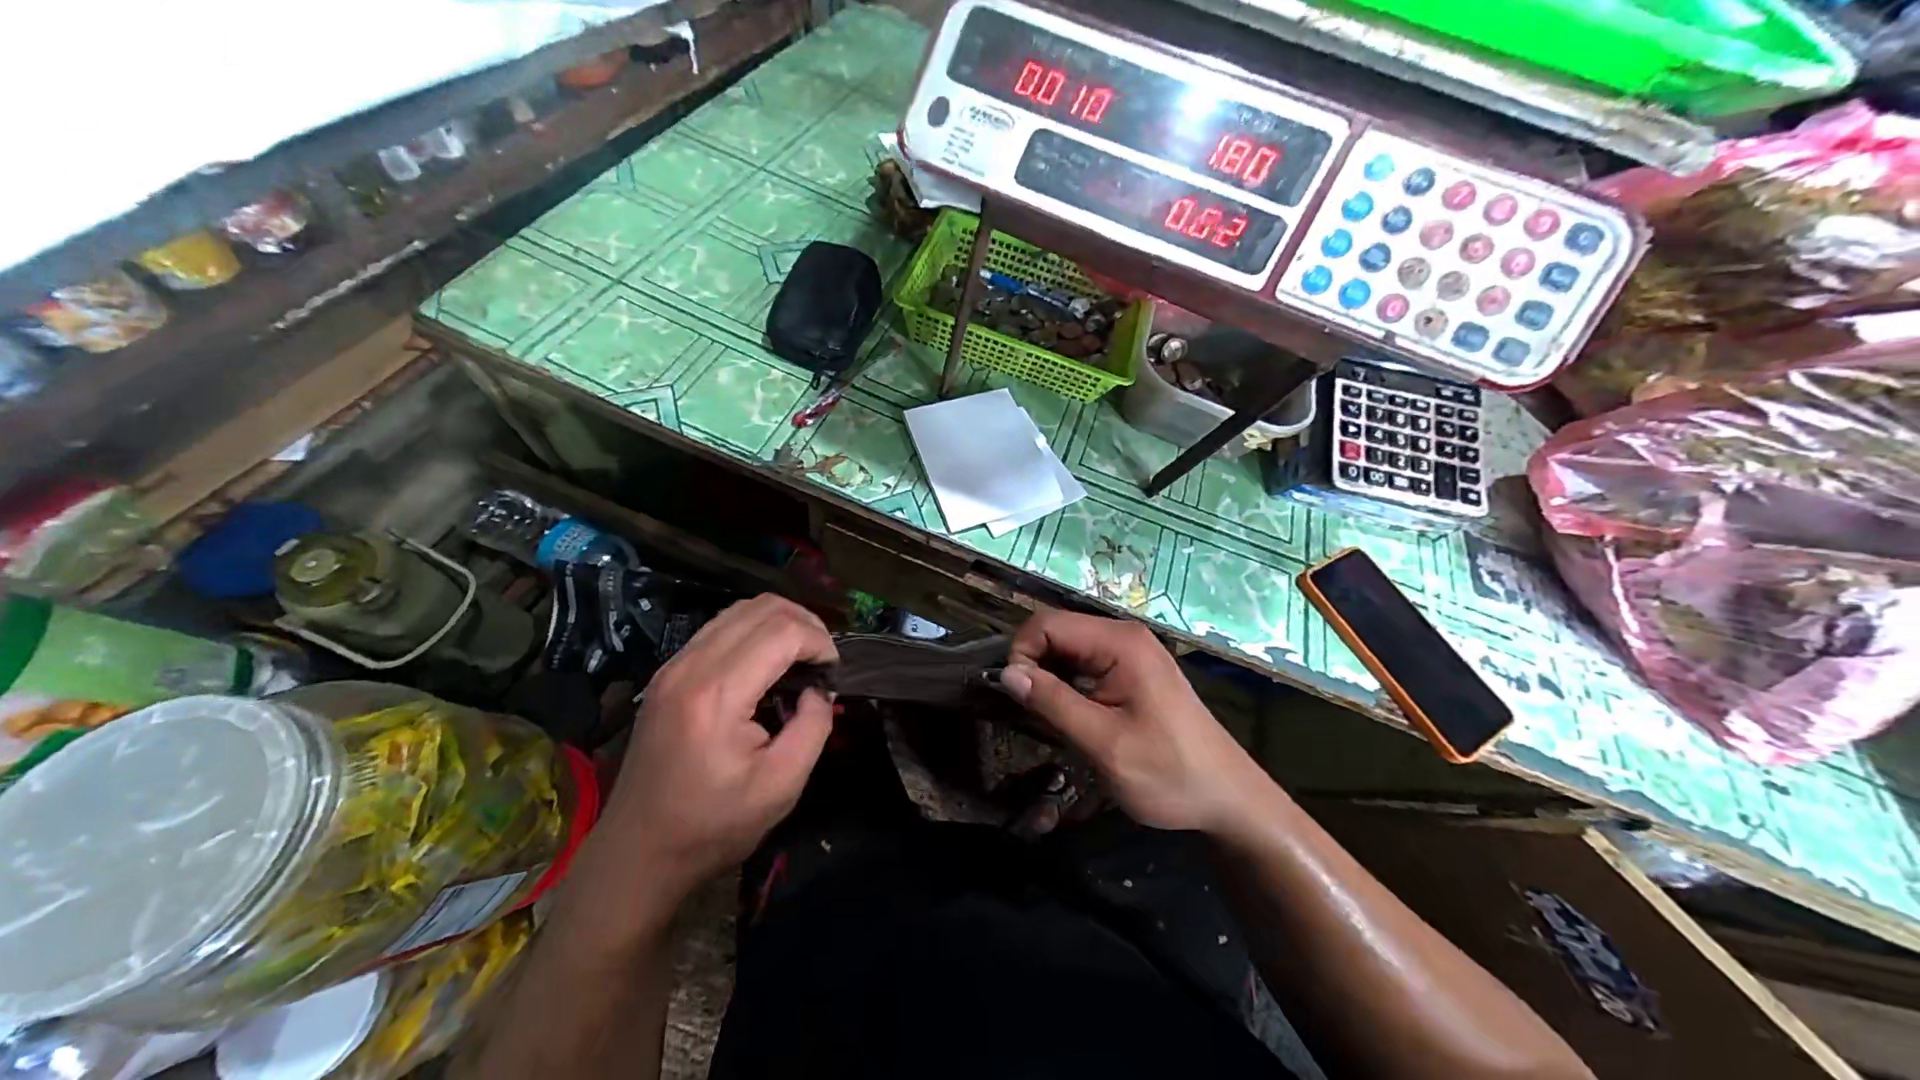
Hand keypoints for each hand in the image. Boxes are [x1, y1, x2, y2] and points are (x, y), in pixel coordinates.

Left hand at [594, 595, 837, 900]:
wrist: (638, 850)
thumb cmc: (713, 825)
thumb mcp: (781, 787)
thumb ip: (813, 727)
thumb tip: (819, 690)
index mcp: (717, 694)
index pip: (782, 631)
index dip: (819, 641)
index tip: (834, 673)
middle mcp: (690, 666)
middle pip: (762, 607)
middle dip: (805, 624)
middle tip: (824, 661)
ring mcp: (673, 666)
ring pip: (739, 609)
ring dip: (780, 622)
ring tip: (802, 657)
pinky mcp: (668, 673)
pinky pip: (720, 628)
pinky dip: (755, 631)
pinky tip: (769, 662)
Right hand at [998, 610, 1273, 834]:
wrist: (1227, 797)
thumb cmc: (1168, 771)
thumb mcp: (1104, 742)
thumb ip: (1053, 703)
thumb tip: (1006, 673)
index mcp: (1120, 643)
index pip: (1046, 624)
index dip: (1021, 654)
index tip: (1016, 697)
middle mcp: (1124, 637)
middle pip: (1056, 632)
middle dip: (1033, 666)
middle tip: (1031, 712)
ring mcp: (1131, 653)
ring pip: (1068, 649)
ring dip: (1049, 678)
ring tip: (1048, 717)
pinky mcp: (1133, 671)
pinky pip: (1085, 664)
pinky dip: (1067, 684)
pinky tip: (1070, 715)